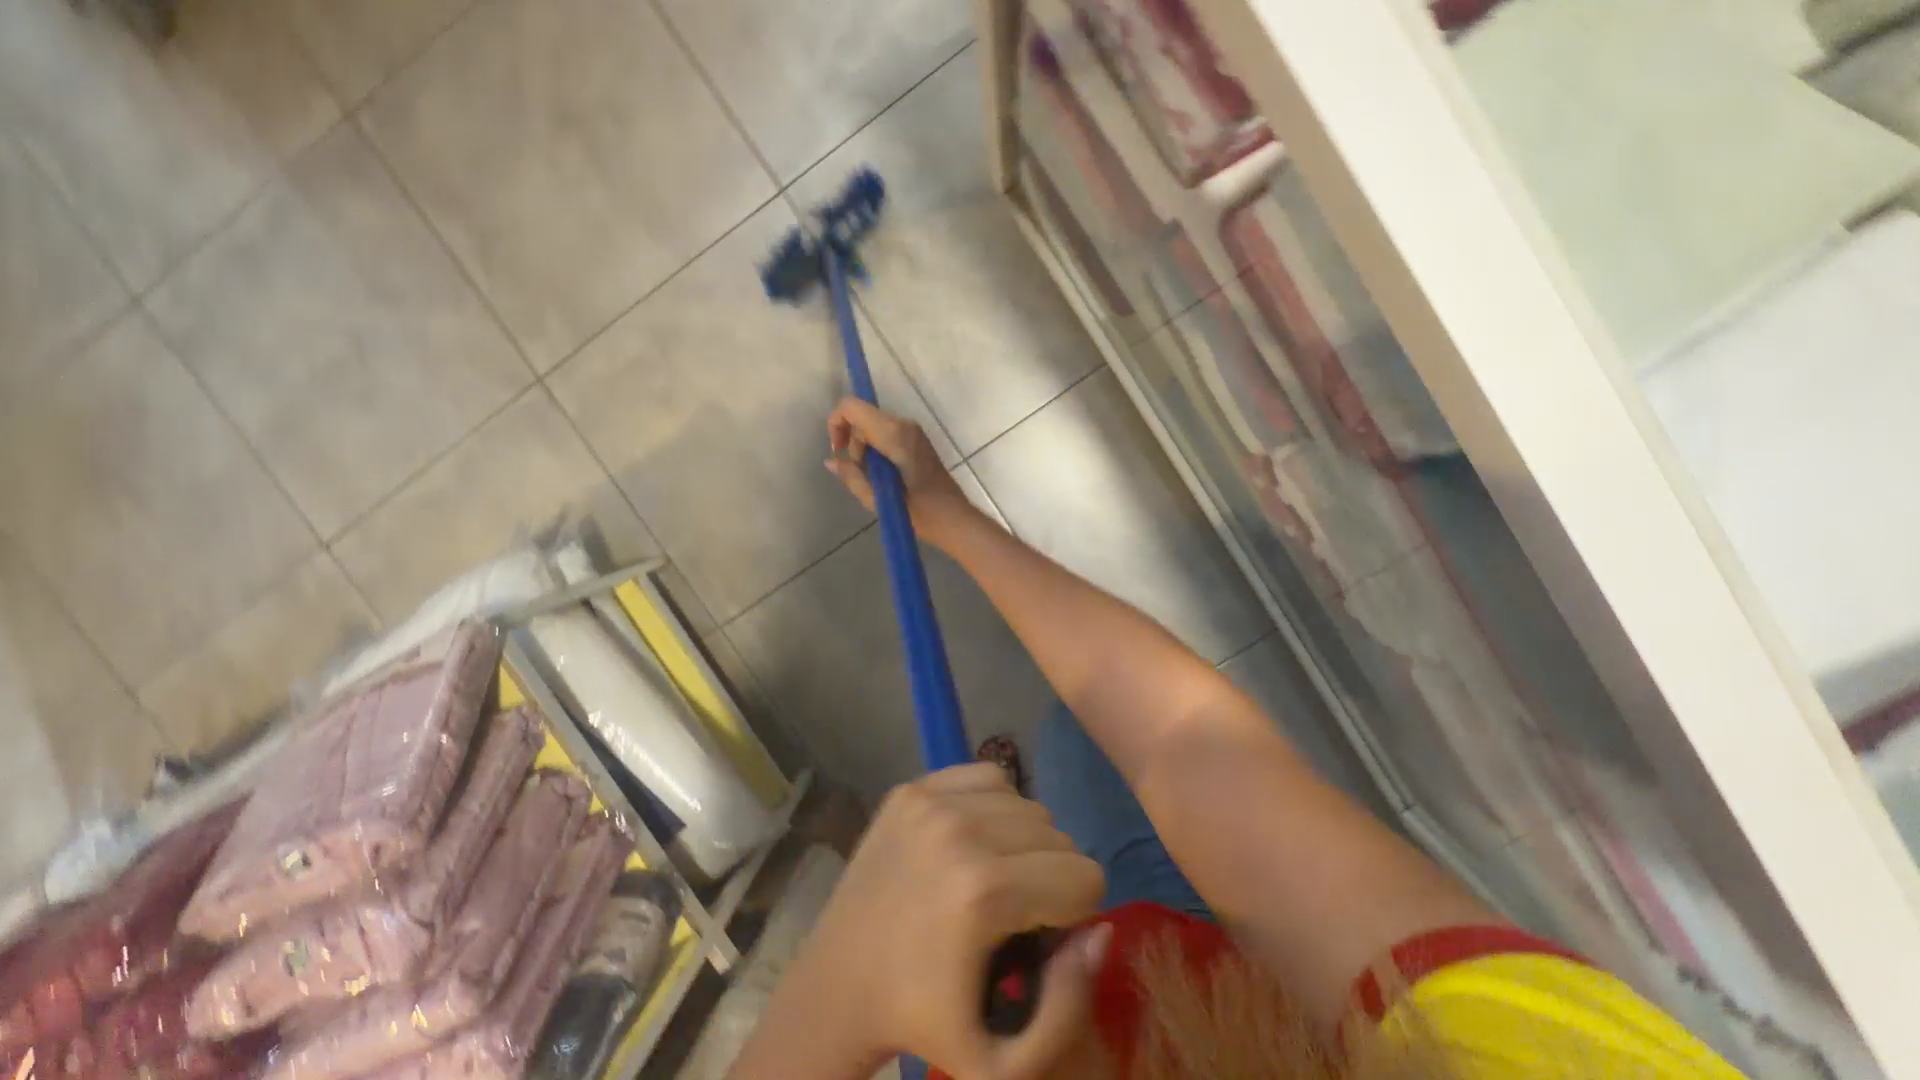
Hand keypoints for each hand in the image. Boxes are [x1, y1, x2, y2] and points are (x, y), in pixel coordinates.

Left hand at [793, 765, 1108, 1079]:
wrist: (838, 987)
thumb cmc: (925, 1021)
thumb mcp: (1006, 1061)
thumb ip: (1071, 1004)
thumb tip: (1101, 930)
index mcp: (985, 891)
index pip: (1087, 877)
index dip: (1074, 917)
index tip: (1040, 942)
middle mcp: (961, 830)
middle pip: (1060, 838)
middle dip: (1052, 879)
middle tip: (1014, 915)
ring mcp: (930, 803)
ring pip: (1028, 806)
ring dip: (1025, 843)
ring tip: (991, 880)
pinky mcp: (910, 790)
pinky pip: (989, 778)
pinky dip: (995, 807)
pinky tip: (971, 844)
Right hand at [825, 398, 981, 547]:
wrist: (954, 519)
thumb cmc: (919, 512)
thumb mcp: (877, 499)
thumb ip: (851, 476)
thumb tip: (831, 461)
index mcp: (894, 434)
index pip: (852, 407)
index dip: (836, 423)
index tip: (838, 452)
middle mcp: (904, 424)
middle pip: (862, 416)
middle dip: (852, 442)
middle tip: (859, 473)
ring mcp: (913, 430)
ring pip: (873, 426)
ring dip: (864, 448)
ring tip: (873, 479)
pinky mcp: (917, 439)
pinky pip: (886, 434)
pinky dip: (877, 449)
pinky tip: (883, 475)